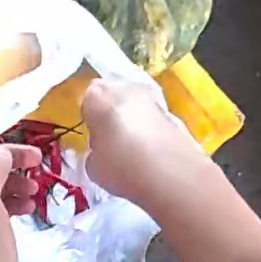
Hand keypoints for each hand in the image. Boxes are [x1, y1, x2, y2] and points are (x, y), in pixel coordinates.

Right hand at [82, 79, 217, 209]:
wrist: (172, 173)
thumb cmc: (121, 168)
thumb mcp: (93, 168)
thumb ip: (94, 152)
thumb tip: (102, 151)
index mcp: (97, 96)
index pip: (86, 103)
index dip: (90, 122)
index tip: (94, 140)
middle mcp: (124, 87)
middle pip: (113, 97)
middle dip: (111, 114)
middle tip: (112, 142)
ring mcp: (153, 97)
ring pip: (136, 105)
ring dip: (134, 120)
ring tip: (134, 148)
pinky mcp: (174, 111)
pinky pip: (154, 118)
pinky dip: (152, 129)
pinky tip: (152, 151)